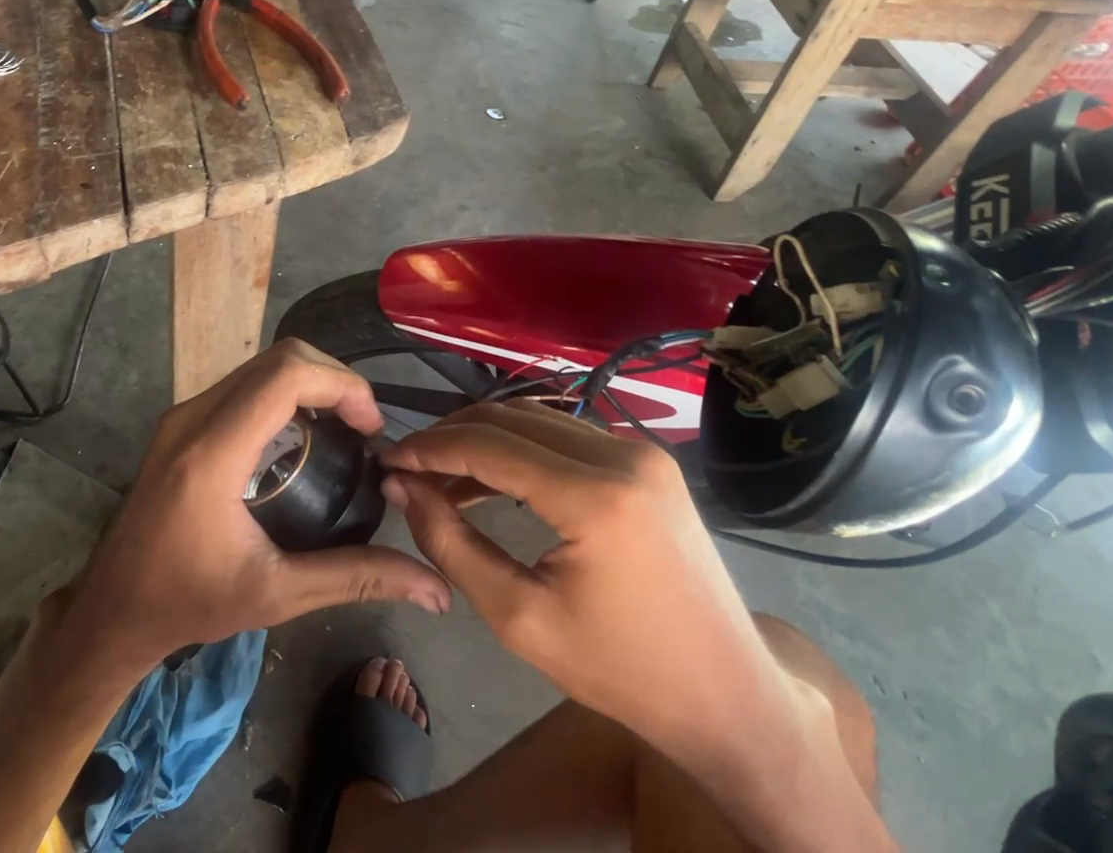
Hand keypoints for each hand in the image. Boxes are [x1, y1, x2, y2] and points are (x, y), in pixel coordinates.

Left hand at [65, 340, 451, 667]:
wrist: (114, 608)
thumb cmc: (189, 602)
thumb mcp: (278, 594)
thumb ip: (357, 577)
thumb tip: (436, 587)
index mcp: (212, 452)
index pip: (285, 376)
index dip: (342, 385)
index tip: (371, 427)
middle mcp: (192, 419)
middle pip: (276, 360)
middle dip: (332, 380)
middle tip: (364, 430)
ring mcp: (181, 418)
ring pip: (257, 367)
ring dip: (307, 385)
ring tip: (342, 434)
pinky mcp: (178, 426)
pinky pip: (240, 387)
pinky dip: (281, 396)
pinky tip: (302, 441)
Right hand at [380, 400, 795, 762]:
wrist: (727, 693)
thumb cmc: (618, 668)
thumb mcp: (517, 616)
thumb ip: (449, 542)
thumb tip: (400, 487)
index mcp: (593, 496)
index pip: (487, 444)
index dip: (428, 448)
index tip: (385, 460)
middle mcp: (623, 456)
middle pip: (510, 418)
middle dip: (449, 437)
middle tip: (406, 468)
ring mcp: (644, 454)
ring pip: (538, 420)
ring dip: (483, 439)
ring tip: (439, 477)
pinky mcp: (650, 465)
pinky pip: (567, 437)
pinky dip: (520, 448)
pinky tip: (490, 480)